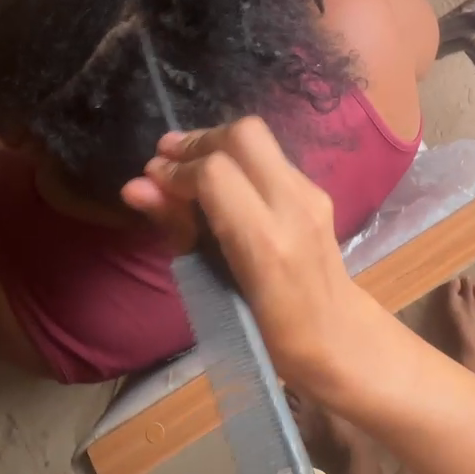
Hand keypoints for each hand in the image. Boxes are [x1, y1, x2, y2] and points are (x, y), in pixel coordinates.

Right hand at [121, 117, 385, 392]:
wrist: (339, 338)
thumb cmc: (269, 334)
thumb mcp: (213, 288)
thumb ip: (177, 229)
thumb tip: (135, 188)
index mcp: (267, 242)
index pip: (216, 173)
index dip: (177, 170)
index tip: (151, 178)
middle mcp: (293, 206)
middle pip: (243, 135)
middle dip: (198, 140)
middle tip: (167, 158)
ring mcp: (311, 193)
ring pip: (257, 137)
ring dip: (215, 143)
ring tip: (184, 163)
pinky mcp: (315, 189)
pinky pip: (268, 155)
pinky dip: (235, 157)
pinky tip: (217, 179)